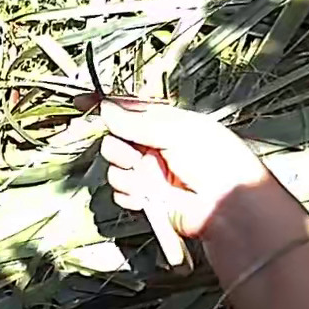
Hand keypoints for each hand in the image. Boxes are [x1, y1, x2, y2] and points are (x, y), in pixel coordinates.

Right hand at [99, 99, 269, 238]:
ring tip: (152, 178)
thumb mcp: (178, 129)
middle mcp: (155, 148)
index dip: (105, 105)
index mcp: (166, 123)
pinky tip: (149, 196)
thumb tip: (107, 109)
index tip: (82, 101)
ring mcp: (150, 174)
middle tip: (138, 153)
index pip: (128, 110)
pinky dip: (131, 194)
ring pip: (115, 168)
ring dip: (129, 173)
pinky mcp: (146, 199)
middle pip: (115, 140)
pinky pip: (121, 193)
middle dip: (121, 147)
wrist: (226, 207)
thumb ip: (138, 121)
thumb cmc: (218, 162)